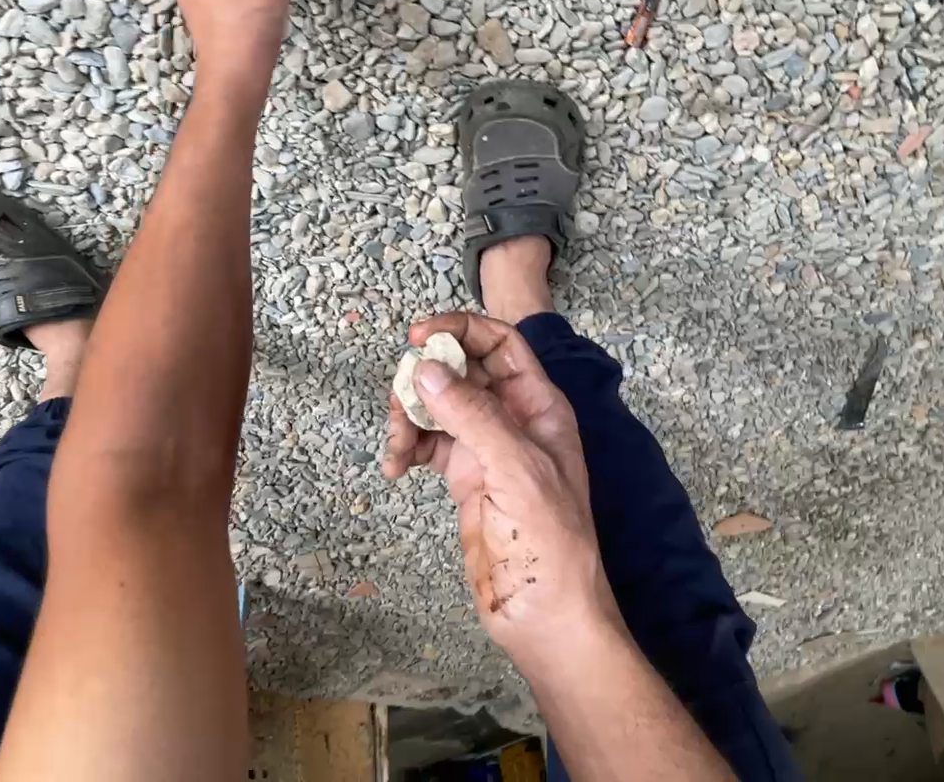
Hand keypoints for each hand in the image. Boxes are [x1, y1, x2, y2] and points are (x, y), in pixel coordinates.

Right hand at [383, 313, 621, 664]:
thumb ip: (473, 415)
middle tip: (401, 401)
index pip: (499, 343)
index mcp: (537, 405)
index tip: (419, 336)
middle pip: (460, 370)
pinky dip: (407, 448)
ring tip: (397, 449)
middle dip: (426, 377)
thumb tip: (427, 369)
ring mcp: (485, 446)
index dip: (461, 329)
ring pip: (439, 405)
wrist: (544, 615)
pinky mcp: (463, 476)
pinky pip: (428, 443)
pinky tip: (395, 469)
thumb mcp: (516, 470)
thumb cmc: (548, 542)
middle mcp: (511, 418)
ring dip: (410, 416)